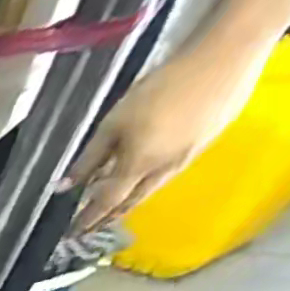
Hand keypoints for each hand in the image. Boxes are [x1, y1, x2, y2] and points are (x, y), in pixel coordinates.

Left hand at [66, 47, 263, 231]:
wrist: (226, 56)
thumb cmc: (160, 91)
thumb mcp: (111, 127)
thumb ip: (87, 160)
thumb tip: (63, 188)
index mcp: (138, 165)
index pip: (107, 202)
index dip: (88, 220)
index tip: (71, 235)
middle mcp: (166, 166)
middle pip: (132, 200)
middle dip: (108, 217)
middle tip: (89, 229)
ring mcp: (191, 153)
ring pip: (152, 188)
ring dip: (128, 202)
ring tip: (110, 210)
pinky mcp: (207, 139)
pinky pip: (170, 171)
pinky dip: (148, 184)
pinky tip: (139, 180)